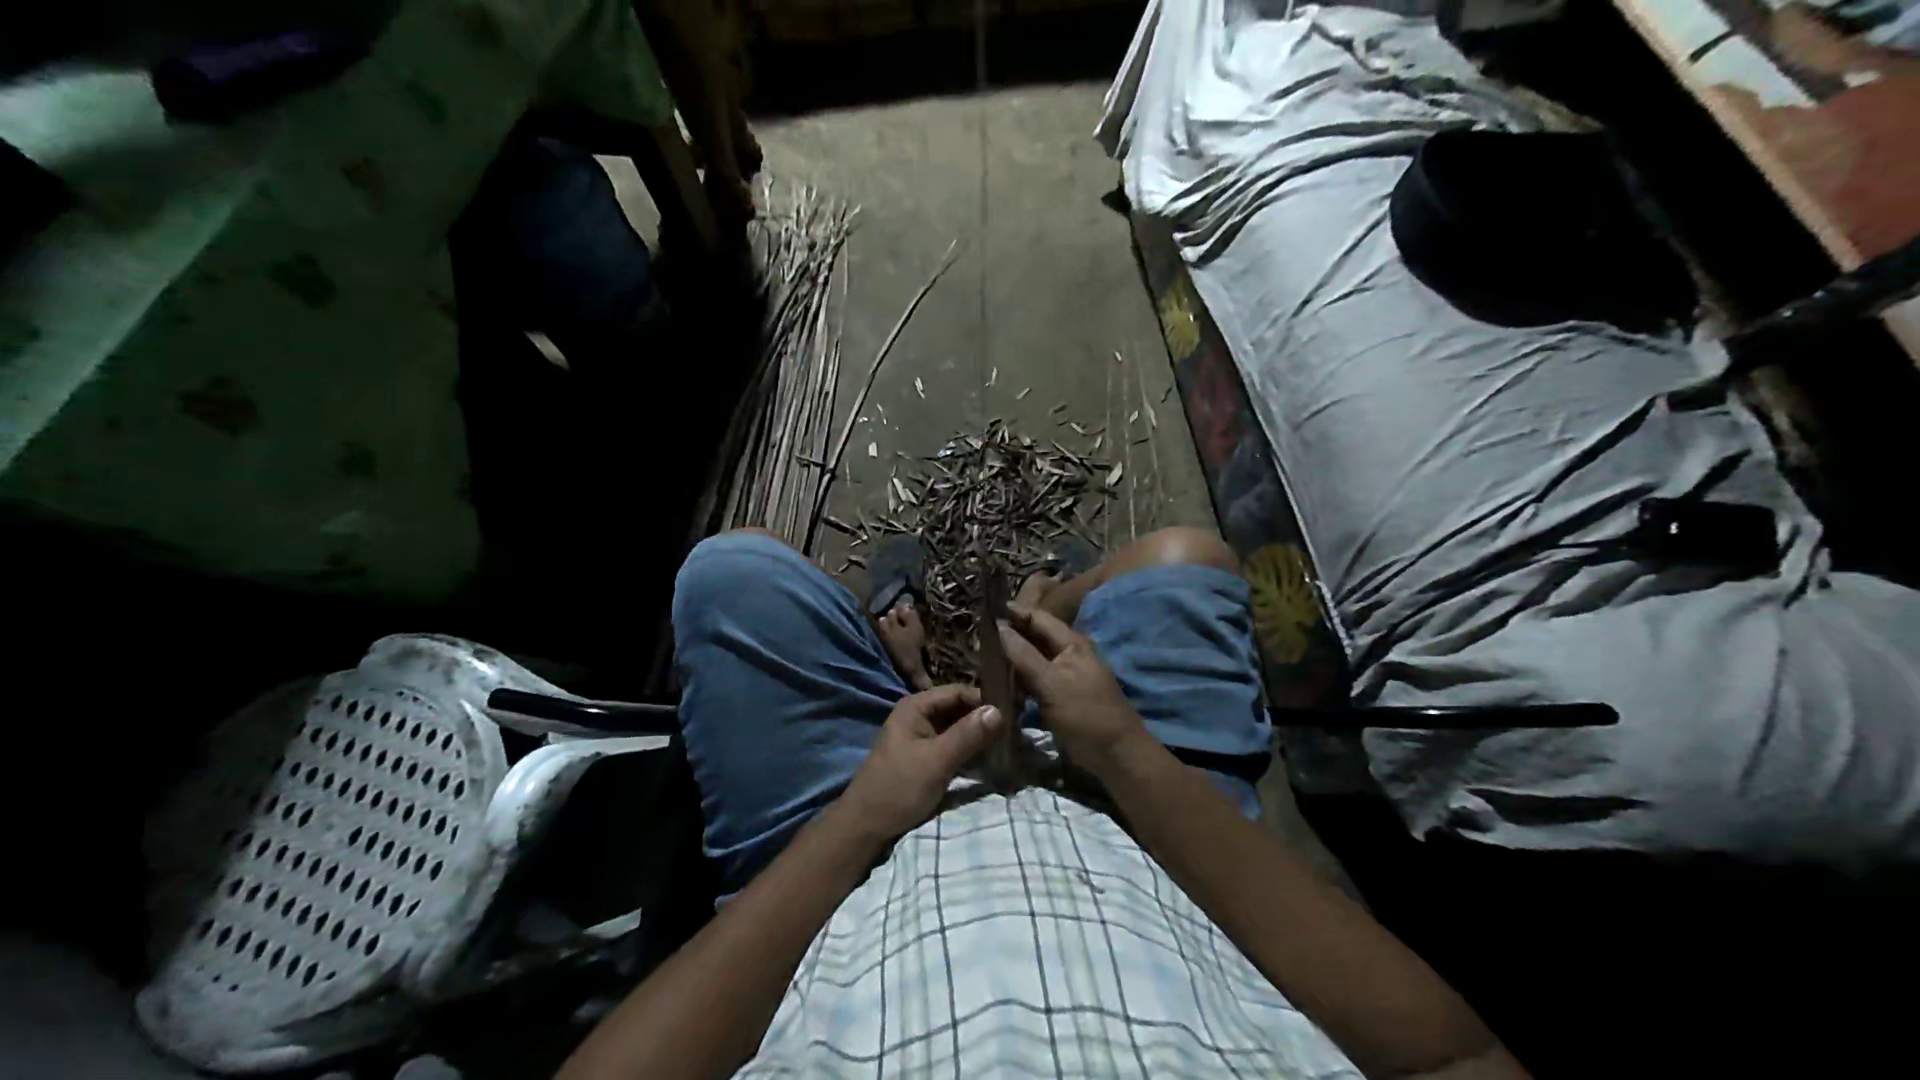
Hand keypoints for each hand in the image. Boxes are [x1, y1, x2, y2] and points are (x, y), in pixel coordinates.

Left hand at [838, 685, 1003, 839]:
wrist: (866, 826)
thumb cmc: (898, 788)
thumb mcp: (936, 761)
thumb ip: (967, 735)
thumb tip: (999, 710)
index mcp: (916, 706)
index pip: (959, 692)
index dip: (985, 700)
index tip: (1015, 712)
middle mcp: (920, 715)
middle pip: (960, 709)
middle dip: (986, 719)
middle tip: (1017, 730)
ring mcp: (923, 736)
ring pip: (959, 728)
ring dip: (981, 736)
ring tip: (1010, 744)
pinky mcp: (927, 757)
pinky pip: (955, 745)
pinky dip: (972, 750)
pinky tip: (992, 758)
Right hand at [997, 602, 1149, 773]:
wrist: (1114, 754)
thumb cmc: (1085, 714)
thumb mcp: (1052, 683)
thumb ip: (1023, 655)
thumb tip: (999, 627)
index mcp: (1071, 642)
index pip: (1036, 617)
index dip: (1012, 613)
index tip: (982, 612)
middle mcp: (1067, 653)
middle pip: (1033, 637)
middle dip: (1007, 636)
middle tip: (975, 638)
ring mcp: (1063, 674)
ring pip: (1031, 659)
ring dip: (1010, 658)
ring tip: (980, 658)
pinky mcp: (1058, 695)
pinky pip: (1033, 679)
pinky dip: (1017, 678)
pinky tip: (997, 681)